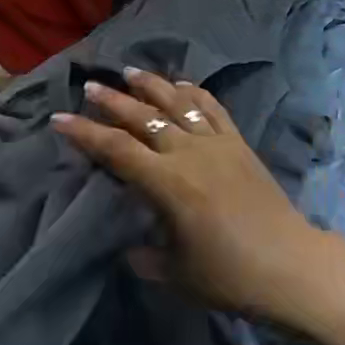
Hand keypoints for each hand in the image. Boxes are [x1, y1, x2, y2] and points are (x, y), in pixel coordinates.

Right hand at [51, 68, 344, 320]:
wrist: (284, 260)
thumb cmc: (225, 273)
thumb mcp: (173, 272)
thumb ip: (145, 253)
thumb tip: (130, 242)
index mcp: (168, 184)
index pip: (118, 151)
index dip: (86, 134)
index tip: (59, 119)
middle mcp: (190, 152)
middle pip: (146, 118)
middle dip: (114, 101)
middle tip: (90, 86)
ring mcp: (218, 142)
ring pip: (179, 104)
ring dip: (154, 86)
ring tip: (131, 71)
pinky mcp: (239, 141)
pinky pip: (212, 108)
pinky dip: (195, 92)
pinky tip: (183, 83)